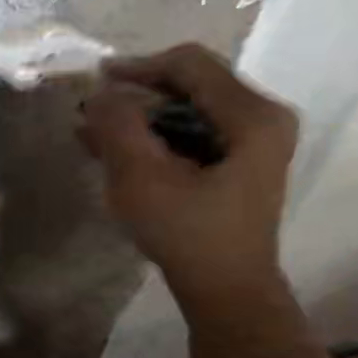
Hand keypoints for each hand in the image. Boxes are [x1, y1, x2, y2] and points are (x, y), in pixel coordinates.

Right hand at [79, 43, 297, 304]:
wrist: (228, 293)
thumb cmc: (188, 236)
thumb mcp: (142, 178)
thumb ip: (118, 127)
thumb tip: (99, 94)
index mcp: (253, 115)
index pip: (190, 64)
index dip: (139, 66)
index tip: (97, 80)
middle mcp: (264, 117)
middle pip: (192, 83)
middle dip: (137, 94)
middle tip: (93, 110)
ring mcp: (257, 141)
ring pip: (190, 108)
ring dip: (142, 117)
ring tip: (95, 132)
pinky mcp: (242, 161)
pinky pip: (195, 131)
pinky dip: (157, 136)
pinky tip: (118, 150)